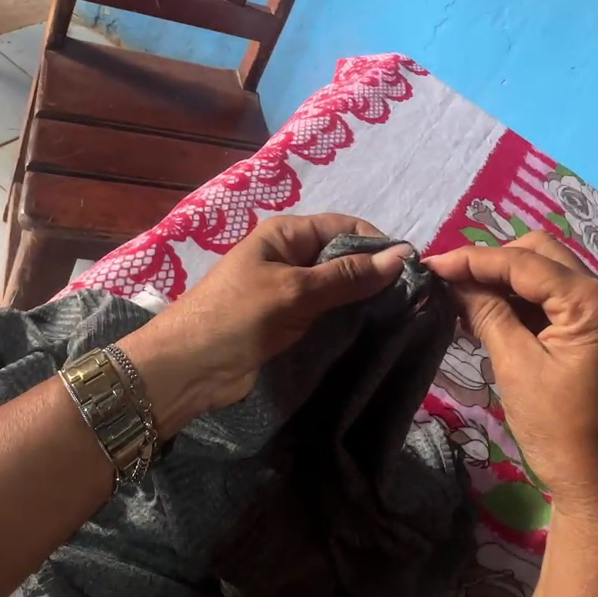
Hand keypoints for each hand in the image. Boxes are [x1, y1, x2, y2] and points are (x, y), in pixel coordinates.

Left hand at [116, 213, 411, 435]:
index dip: (378, 244)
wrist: (186, 369)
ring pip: (338, 286)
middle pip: (344, 255)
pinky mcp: (288, 319)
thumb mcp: (296, 292)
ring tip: (401, 316)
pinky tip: (373, 330)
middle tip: (411, 299)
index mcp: (287, 233)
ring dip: (364, 298)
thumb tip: (402, 256)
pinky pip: (327, 310)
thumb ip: (348, 276)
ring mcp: (289, 288)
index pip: (346, 226)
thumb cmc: (238, 318)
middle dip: (374, 273)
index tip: (411, 272)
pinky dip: (348, 317)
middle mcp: (290, 255)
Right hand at [426, 232, 597, 523]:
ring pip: (542, 273)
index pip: (522, 262)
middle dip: (491, 261)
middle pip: (537, 254)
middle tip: (449, 279)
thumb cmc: (559, 428)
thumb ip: (486, 312)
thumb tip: (453, 279)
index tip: (431, 265)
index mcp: (590, 301)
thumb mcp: (515, 365)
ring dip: (502, 278)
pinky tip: (484, 310)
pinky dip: (516, 298)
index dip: (473, 259)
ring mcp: (597, 314)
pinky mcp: (587, 332)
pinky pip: (547, 299)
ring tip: (460, 293)